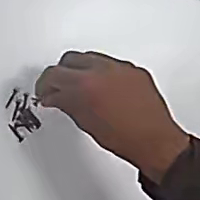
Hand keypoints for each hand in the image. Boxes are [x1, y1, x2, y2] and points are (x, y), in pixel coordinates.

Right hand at [35, 51, 191, 180]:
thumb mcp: (85, 122)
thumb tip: (56, 97)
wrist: (155, 142)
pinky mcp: (135, 71)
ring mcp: (121, 68)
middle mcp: (103, 70)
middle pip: (70, 59)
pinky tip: (101, 89)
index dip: (44, 84)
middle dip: (60, 74)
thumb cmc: (124, 138)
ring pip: (90, 58)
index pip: (54, 74)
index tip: (44, 92)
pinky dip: (101, 73)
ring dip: (80, 70)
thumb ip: (67, 103)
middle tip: (57, 88)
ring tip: (79, 88)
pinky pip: (111, 64)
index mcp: (86, 84)